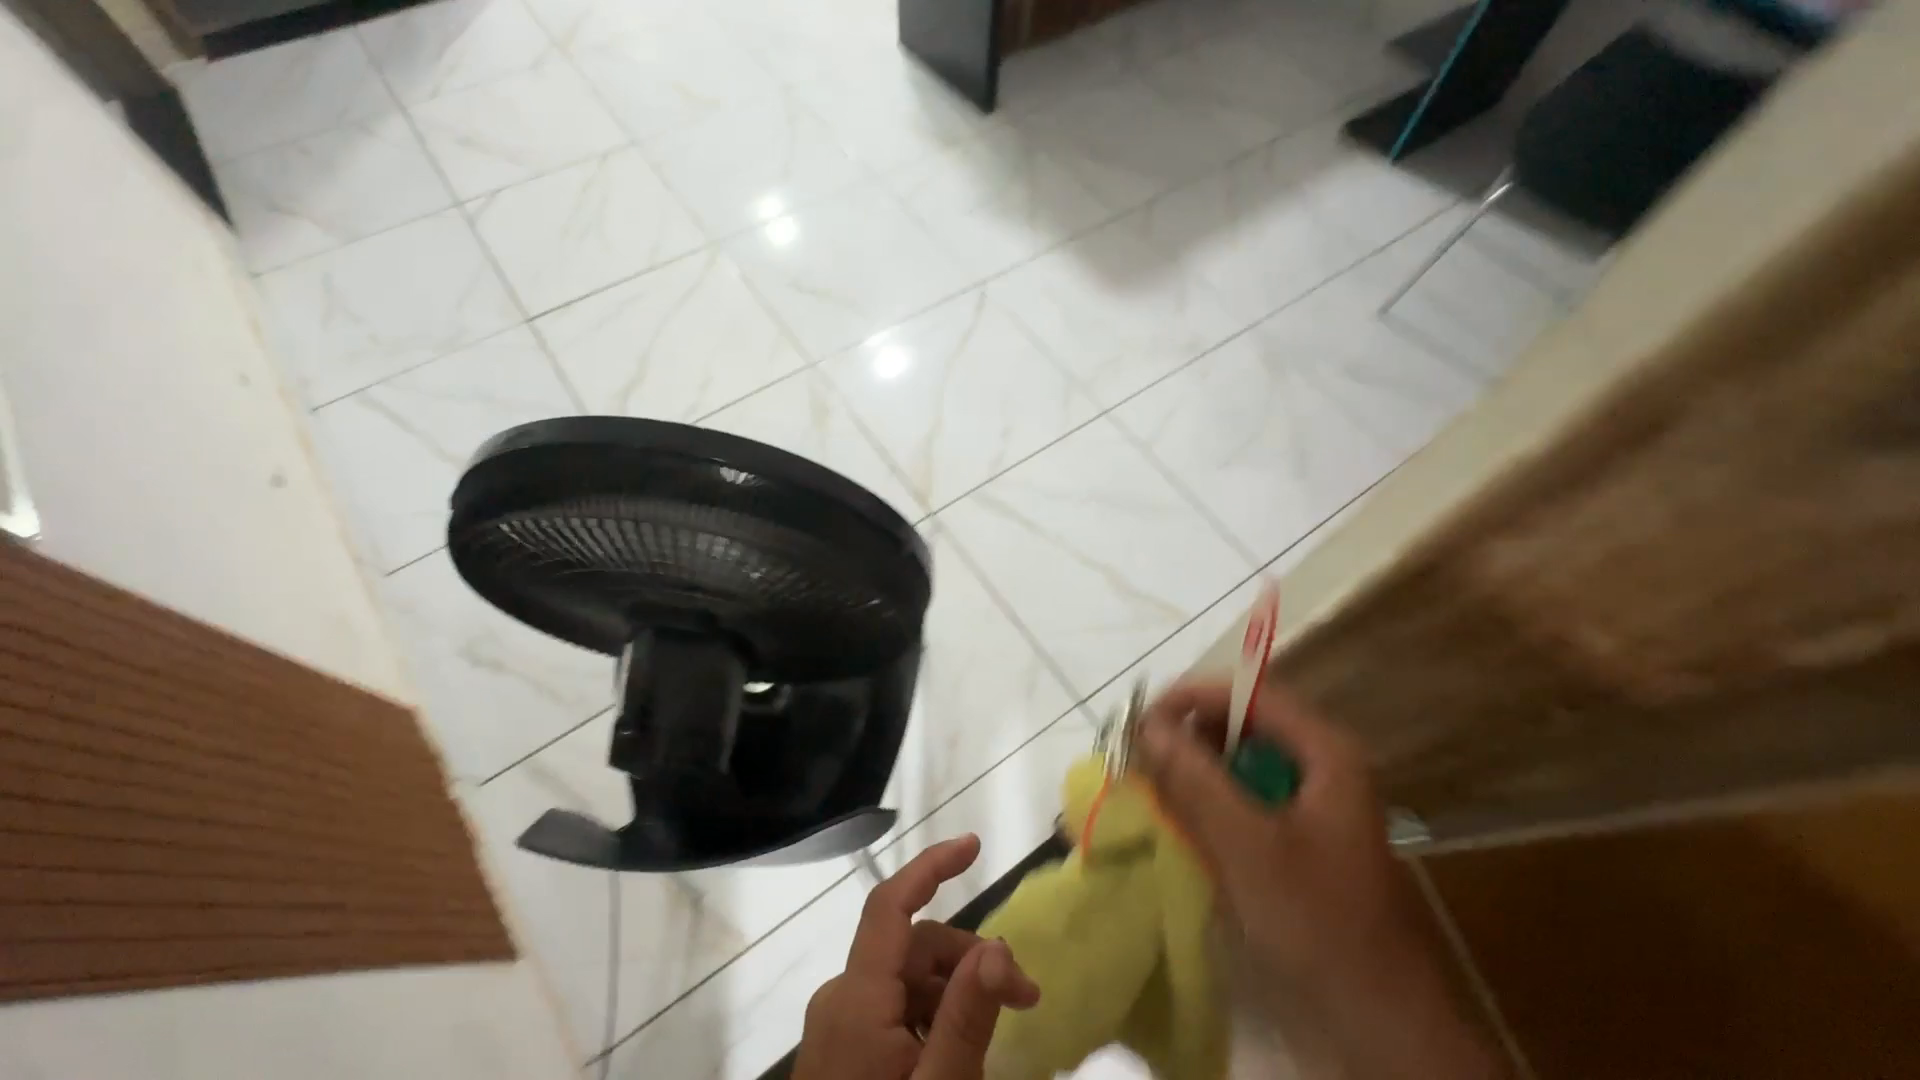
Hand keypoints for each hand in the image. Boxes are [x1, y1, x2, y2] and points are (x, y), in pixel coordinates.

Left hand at [793, 835, 1040, 1079]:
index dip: (931, 867)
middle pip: (912, 946)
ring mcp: (838, 1023)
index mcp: (856, 998)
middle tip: (1025, 999)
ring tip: (999, 1028)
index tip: (975, 845)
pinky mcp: (841, 1048)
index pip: (891, 907)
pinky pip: (893, 1008)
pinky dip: (933, 1014)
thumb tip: (999, 944)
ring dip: (957, 990)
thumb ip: (968, 1016)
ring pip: (907, 978)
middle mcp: (840, 997)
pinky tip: (958, 1048)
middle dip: (970, 958)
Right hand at [1135, 677, 1503, 1079]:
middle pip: (1247, 727)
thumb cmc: (1316, 921)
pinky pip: (1247, 806)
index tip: (1139, 721)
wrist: (1381, 1022)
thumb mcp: (1247, 844)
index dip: (1191, 698)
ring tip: (1150, 793)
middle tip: (1139, 760)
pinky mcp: (1302, 846)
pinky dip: (1211, 808)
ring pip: (1243, 767)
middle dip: (1189, 737)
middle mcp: (1323, 769)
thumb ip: (1195, 779)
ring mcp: (1315, 808)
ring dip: (1195, 773)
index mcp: (1325, 753)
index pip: (1251, 693)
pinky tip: (1180, 830)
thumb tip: (1146, 725)